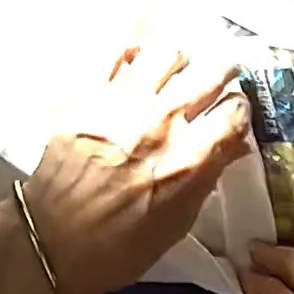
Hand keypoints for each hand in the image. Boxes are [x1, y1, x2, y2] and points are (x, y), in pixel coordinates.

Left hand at [18, 45, 250, 293]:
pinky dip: (129, 50)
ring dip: (176, 58)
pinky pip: (112, 54)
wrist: (53, 236)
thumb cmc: (121, 243)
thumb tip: (232, 143)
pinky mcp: (87, 95)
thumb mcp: (179, 221)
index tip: (234, 107)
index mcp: (189, 159)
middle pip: (207, 72)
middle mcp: (160, 122)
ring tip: (173, 67)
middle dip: (220, 68)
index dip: (239, 106)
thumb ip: (207, 175)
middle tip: (218, 70)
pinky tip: (133, 57)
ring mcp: (121, 103)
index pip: (234, 111)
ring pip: (163, 52)